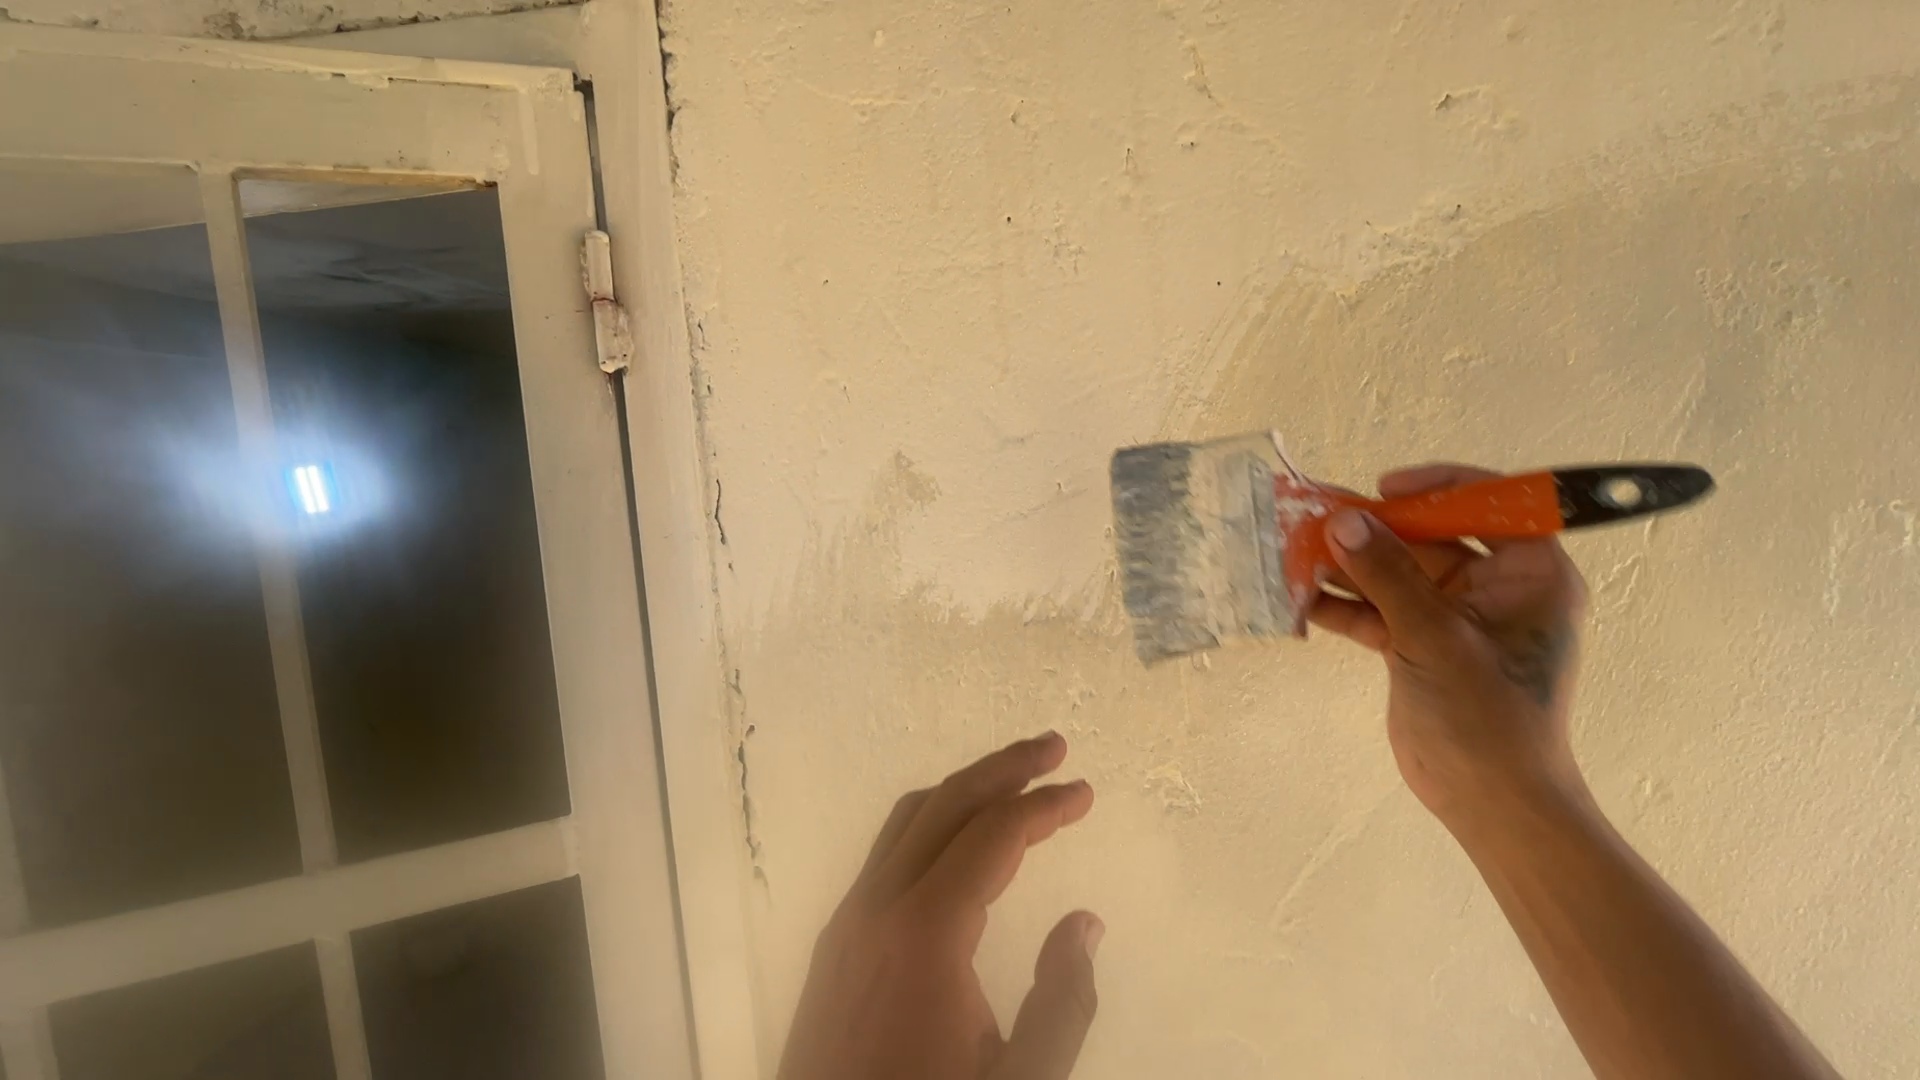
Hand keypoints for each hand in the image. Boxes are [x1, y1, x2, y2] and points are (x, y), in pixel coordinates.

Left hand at [778, 733, 1101, 1079]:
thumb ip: (1062, 1003)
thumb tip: (1083, 924)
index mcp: (925, 932)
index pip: (993, 836)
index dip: (1044, 806)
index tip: (1083, 791)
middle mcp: (878, 905)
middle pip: (946, 804)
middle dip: (1003, 768)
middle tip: (1053, 747)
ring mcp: (848, 920)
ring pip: (908, 820)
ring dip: (965, 790)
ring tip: (1014, 780)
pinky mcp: (835, 941)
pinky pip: (888, 852)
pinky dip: (933, 823)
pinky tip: (959, 841)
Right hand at [1308, 464, 1591, 829]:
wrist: (1487, 800)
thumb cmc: (1486, 715)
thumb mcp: (1436, 637)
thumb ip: (1388, 575)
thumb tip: (1342, 521)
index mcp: (1529, 576)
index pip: (1494, 506)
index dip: (1440, 487)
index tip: (1384, 487)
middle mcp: (1492, 589)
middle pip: (1428, 538)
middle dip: (1373, 531)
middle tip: (1317, 518)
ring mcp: (1451, 618)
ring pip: (1394, 574)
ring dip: (1348, 567)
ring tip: (1294, 554)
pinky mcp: (1417, 644)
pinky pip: (1376, 610)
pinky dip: (1342, 605)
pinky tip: (1299, 599)